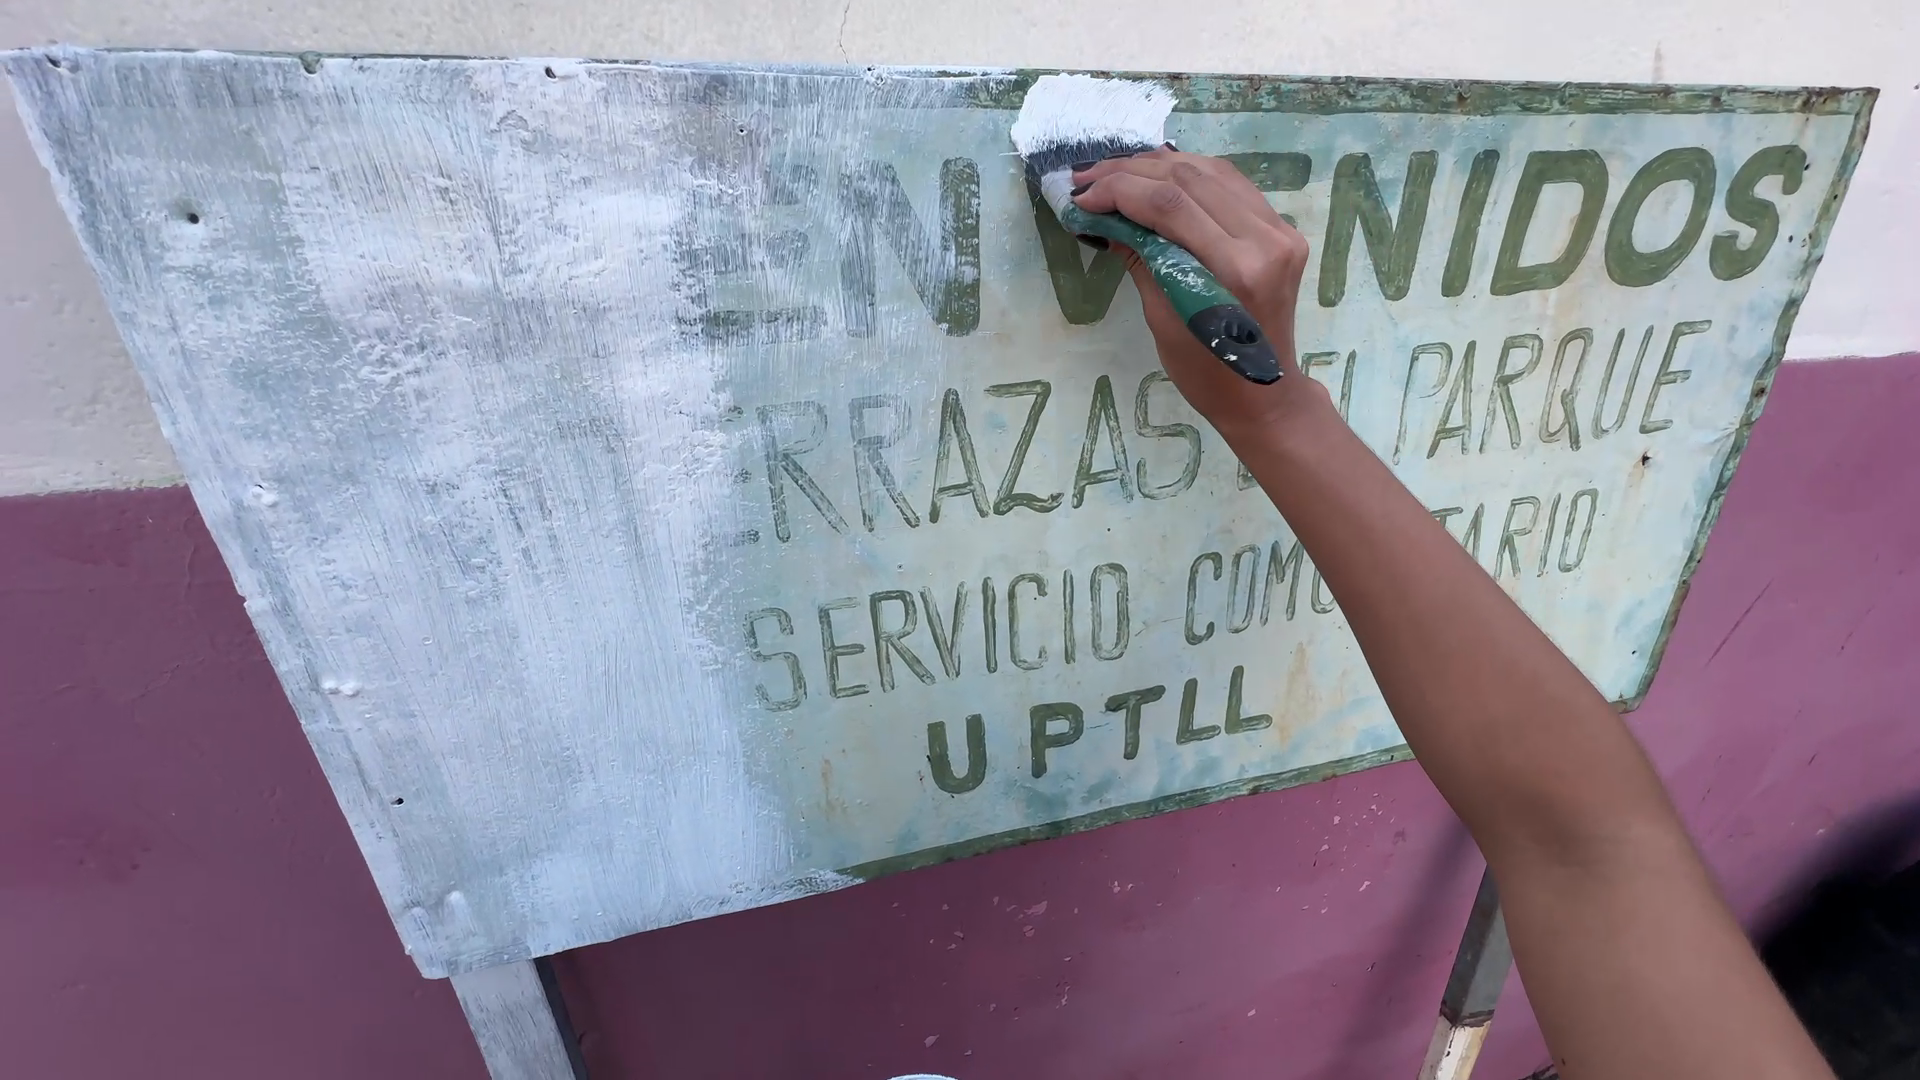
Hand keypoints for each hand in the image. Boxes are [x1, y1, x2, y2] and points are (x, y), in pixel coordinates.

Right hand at [1070, 149, 1322, 441]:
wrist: (1262, 395)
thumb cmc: (1206, 375)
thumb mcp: (1163, 321)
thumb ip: (1142, 259)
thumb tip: (1105, 220)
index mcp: (1234, 271)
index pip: (1170, 207)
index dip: (1119, 191)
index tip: (1081, 196)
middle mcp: (1264, 240)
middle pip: (1189, 181)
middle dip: (1131, 172)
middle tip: (1087, 177)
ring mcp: (1280, 231)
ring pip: (1211, 173)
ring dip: (1157, 166)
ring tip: (1114, 171)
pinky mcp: (1282, 230)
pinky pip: (1231, 186)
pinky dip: (1190, 175)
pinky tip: (1158, 175)